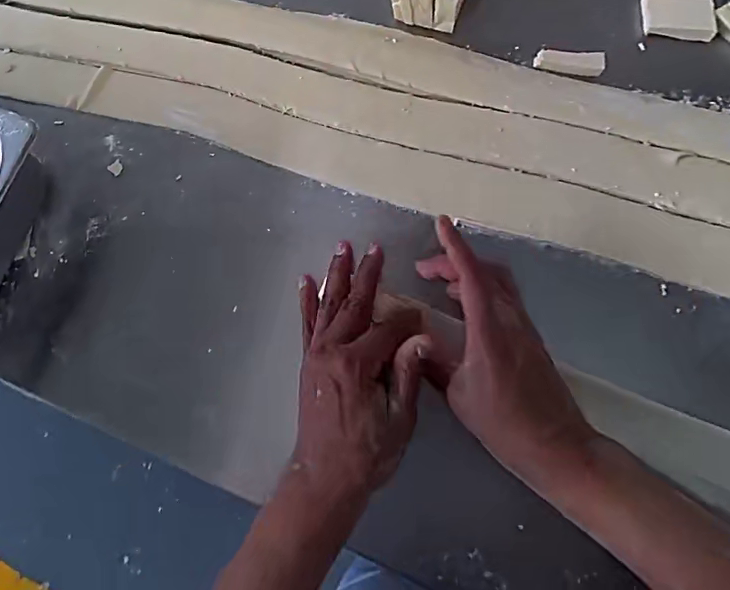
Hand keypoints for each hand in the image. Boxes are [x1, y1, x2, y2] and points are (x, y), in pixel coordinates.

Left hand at [215, 243, 431, 589]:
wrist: (324, 481)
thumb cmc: (367, 455)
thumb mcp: (399, 422)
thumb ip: (407, 375)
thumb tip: (419, 336)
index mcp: (357, 365)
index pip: (388, 329)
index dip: (407, 322)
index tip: (422, 318)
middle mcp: (332, 351)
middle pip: (355, 304)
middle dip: (367, 274)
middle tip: (375, 247)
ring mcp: (316, 354)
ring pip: (329, 306)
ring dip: (338, 275)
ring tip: (342, 248)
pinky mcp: (307, 361)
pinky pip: (307, 324)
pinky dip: (307, 301)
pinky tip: (307, 280)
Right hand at [416, 216, 597, 488]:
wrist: (559, 447)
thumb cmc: (506, 425)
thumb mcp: (459, 396)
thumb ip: (434, 360)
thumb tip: (413, 337)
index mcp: (489, 330)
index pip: (471, 275)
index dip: (454, 246)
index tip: (441, 223)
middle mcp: (509, 318)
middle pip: (483, 271)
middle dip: (453, 260)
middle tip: (424, 268)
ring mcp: (523, 326)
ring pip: (497, 281)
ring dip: (470, 272)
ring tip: (442, 284)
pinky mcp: (529, 336)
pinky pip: (503, 296)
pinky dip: (482, 288)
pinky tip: (466, 307)